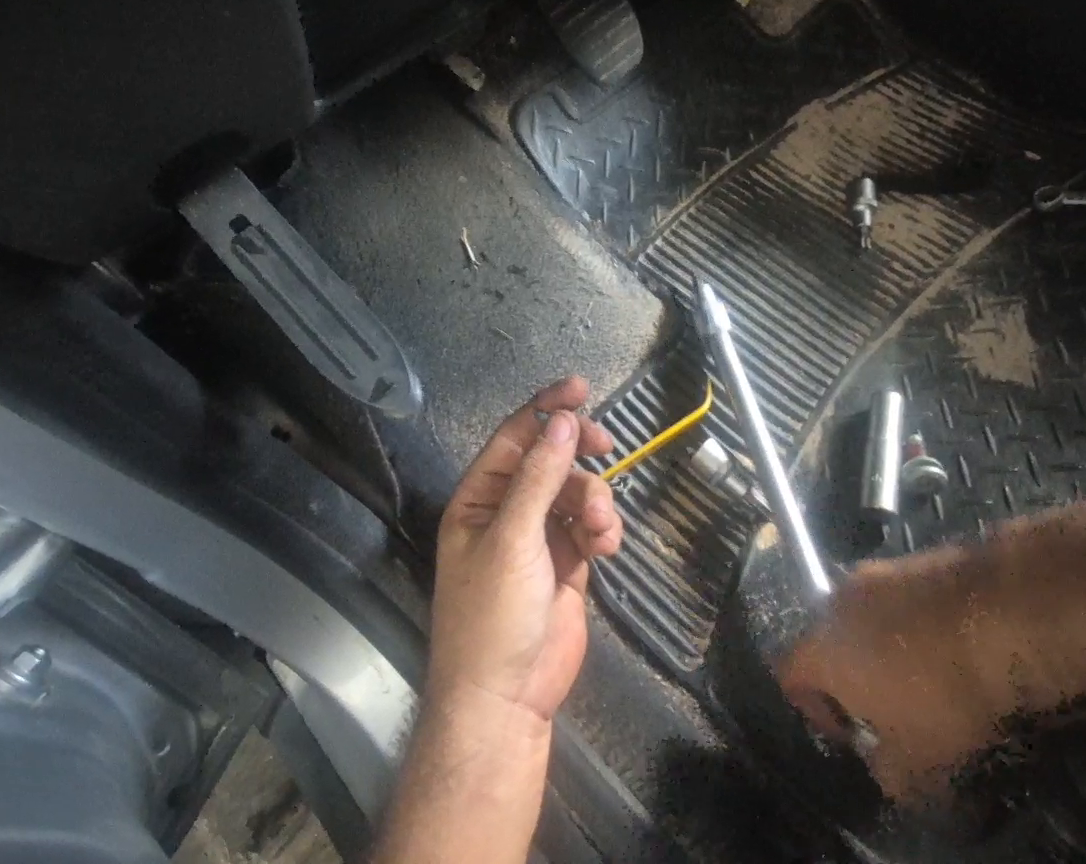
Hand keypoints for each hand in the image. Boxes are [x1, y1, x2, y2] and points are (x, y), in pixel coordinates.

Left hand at [428, 377, 622, 722]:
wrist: (507, 697)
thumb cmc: (493, 615)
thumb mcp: (512, 539)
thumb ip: (538, 478)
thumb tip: (561, 421)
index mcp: (479, 499)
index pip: (513, 438)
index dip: (545, 409)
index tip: (580, 387)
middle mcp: (508, 511)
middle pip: (550, 461)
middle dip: (579, 454)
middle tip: (605, 444)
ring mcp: (539, 538)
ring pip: (577, 493)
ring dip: (596, 501)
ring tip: (599, 530)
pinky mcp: (568, 563)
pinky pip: (591, 527)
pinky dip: (603, 530)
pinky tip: (606, 548)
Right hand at [779, 555, 1012, 799]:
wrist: (1005, 614)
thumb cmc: (945, 693)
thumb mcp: (920, 763)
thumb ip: (890, 774)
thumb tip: (887, 770)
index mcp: (822, 649)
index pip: (790, 677)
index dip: (817, 712)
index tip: (857, 735)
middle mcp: (839, 601)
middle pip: (832, 643)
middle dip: (859, 677)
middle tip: (897, 709)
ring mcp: (882, 572)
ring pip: (873, 618)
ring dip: (893, 647)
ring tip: (935, 676)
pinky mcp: (923, 557)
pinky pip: (910, 599)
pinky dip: (924, 624)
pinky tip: (960, 648)